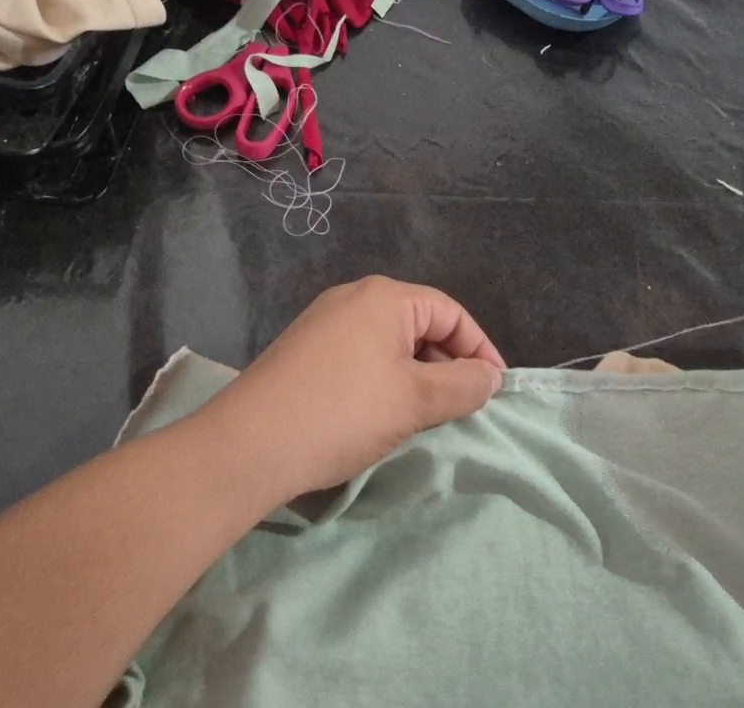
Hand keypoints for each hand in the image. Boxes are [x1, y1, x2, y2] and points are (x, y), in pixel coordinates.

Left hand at [199, 277, 506, 499]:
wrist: (248, 446)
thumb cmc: (342, 413)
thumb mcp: (414, 401)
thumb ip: (463, 386)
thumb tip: (491, 376)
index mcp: (384, 297)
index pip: (450, 312)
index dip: (480, 349)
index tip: (495, 391)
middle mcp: (353, 299)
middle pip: (419, 324)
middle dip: (446, 364)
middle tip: (460, 408)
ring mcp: (323, 324)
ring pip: (389, 344)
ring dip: (415, 376)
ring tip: (424, 416)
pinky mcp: (304, 352)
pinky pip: (360, 357)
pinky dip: (383, 381)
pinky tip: (380, 415)